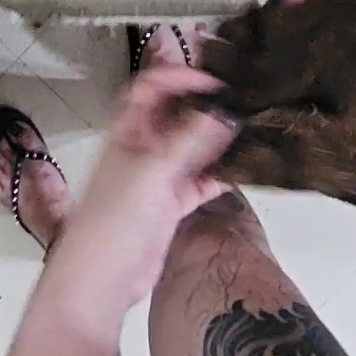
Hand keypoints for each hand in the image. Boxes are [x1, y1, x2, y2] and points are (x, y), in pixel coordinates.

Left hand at [42, 67, 238, 321]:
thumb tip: (227, 111)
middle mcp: (143, 145)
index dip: (179, 77)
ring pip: (192, 147)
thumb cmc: (116, 215)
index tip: (215, 82)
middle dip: (205, 105)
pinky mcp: (171, 203)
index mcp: (127, 128)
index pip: (152, 87)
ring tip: (254, 128)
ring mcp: (158, 175)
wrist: (102, 278)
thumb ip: (191, 140)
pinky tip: (247, 168)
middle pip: (175, 114)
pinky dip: (220, 174)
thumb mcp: (154, 170)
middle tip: (244, 99)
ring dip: (218, 139)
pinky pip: (200, 180)